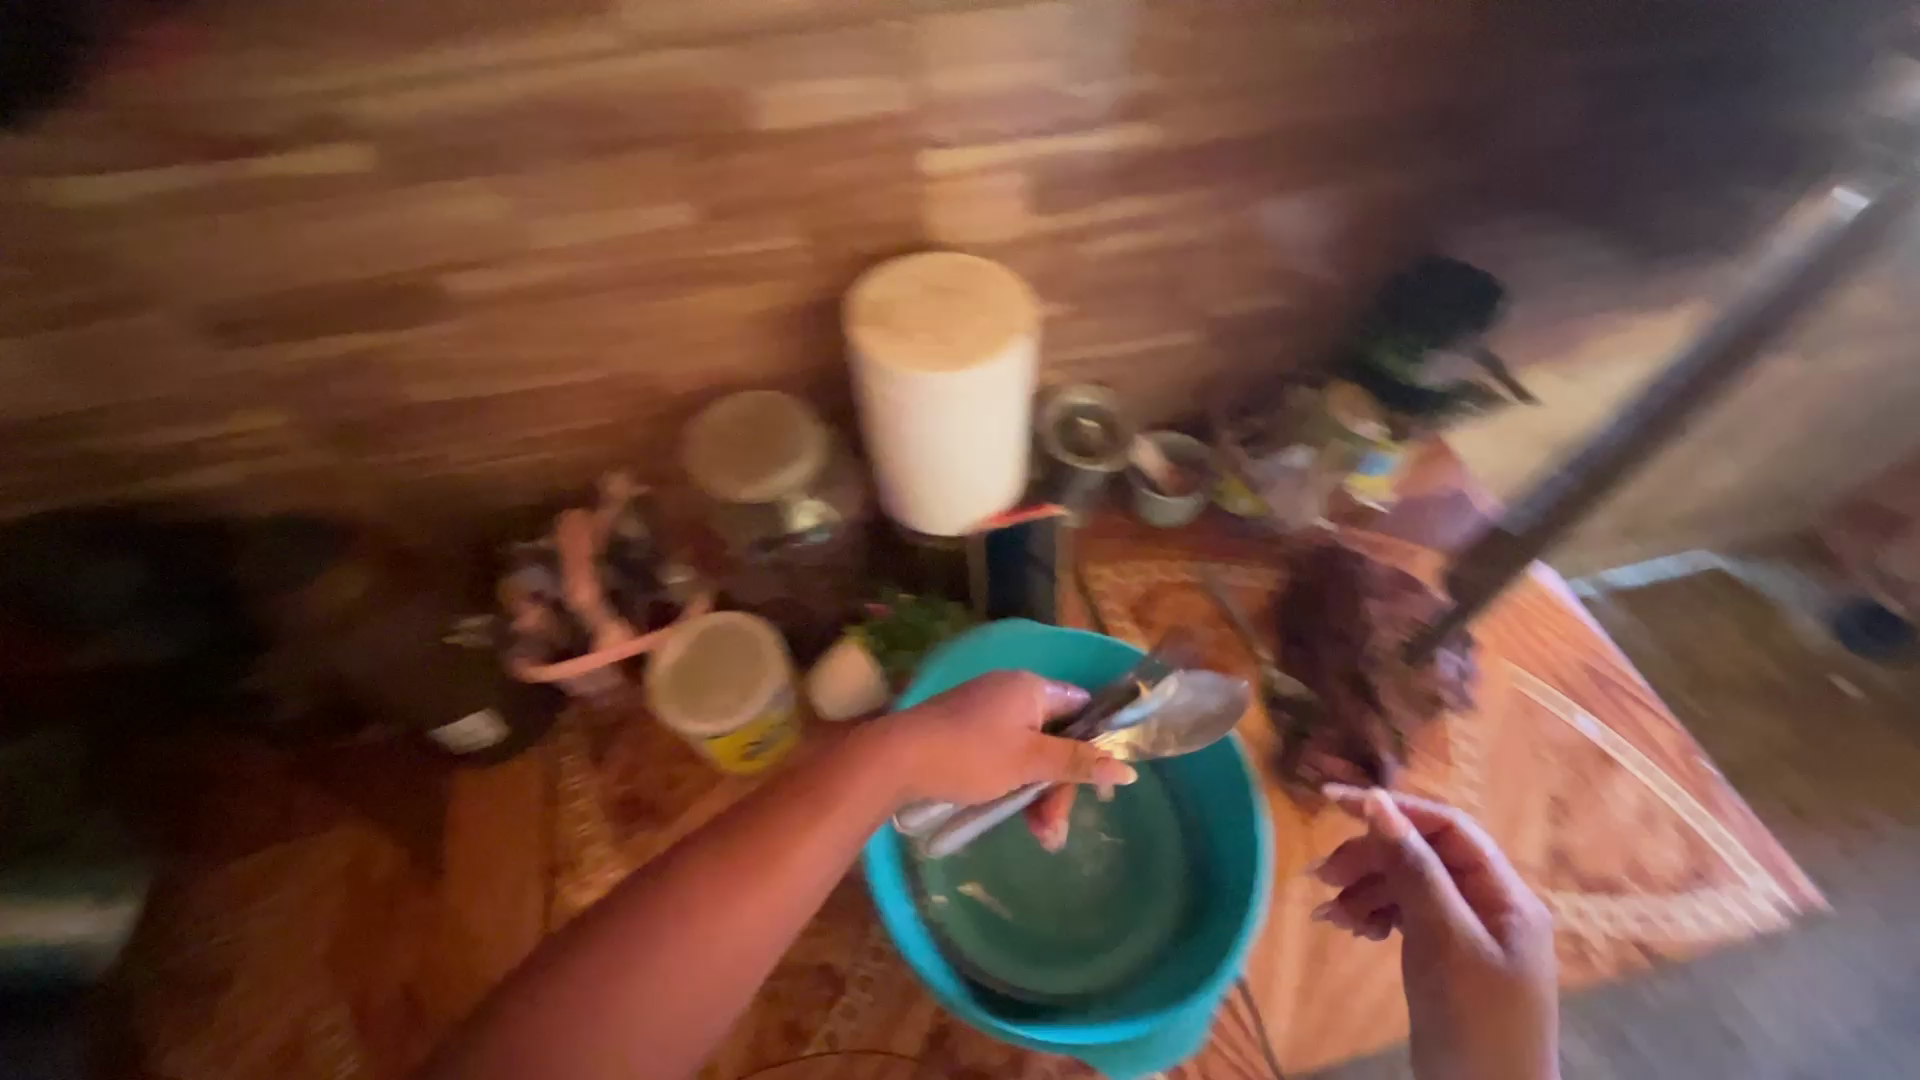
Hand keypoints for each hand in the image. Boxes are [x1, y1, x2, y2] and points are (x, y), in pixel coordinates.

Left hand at [872, 671, 1137, 807]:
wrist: (897, 759)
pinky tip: (1013, 817)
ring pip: (1030, 752)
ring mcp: (986, 711)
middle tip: (1054, 830)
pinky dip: (1013, 785)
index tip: (1100, 784)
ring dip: (1038, 793)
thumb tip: (1127, 769)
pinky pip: (1005, 755)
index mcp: (1031, 687)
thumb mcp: (1029, 763)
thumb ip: (1078, 763)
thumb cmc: (969, 755)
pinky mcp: (966, 731)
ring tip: (1039, 836)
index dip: (1096, 743)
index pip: (1081, 707)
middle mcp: (1011, 691)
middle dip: (1060, 786)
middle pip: (1056, 737)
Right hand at [1314, 785, 1559, 1079]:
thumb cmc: (1474, 1018)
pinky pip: (1402, 912)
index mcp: (1504, 894)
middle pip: (1420, 853)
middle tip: (1324, 875)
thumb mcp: (1442, 937)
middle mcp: (1488, 903)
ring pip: (1405, 882)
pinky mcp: (1443, 952)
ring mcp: (1466, 929)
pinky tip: (1350, 928)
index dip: (1392, 808)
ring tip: (1332, 914)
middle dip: (1370, 857)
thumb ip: (1413, 866)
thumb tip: (1378, 800)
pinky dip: (1372, 912)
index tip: (1333, 803)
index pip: (1446, 826)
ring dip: (1364, 888)